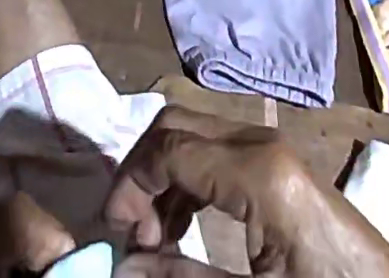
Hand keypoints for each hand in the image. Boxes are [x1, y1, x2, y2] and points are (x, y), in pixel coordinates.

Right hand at [103, 108, 388, 277]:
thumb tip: (124, 266)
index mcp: (257, 171)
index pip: (171, 147)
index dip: (131, 187)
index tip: (115, 237)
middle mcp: (259, 141)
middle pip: (177, 126)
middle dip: (142, 174)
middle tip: (131, 236)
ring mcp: (268, 145)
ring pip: (192, 134)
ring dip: (162, 177)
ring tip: (153, 240)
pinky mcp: (273, 160)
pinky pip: (214, 150)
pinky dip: (186, 179)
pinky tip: (181, 225)